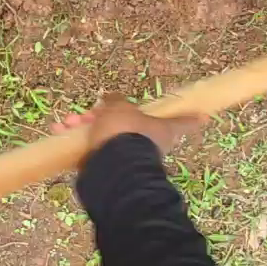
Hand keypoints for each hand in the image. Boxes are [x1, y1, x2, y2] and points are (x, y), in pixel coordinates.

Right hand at [52, 94, 206, 157]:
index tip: (206, 116)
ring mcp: (128, 156)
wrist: (112, 165)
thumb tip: (109, 99)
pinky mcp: (109, 166)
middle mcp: (149, 143)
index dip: (193, 117)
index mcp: (162, 128)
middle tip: (88, 113)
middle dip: (103, 117)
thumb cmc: (124, 132)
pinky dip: (76, 140)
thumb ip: (115, 102)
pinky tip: (60, 133)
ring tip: (67, 123)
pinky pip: (92, 148)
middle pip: (128, 125)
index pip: (183, 121)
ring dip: (84, 127)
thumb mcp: (119, 108)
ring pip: (106, 136)